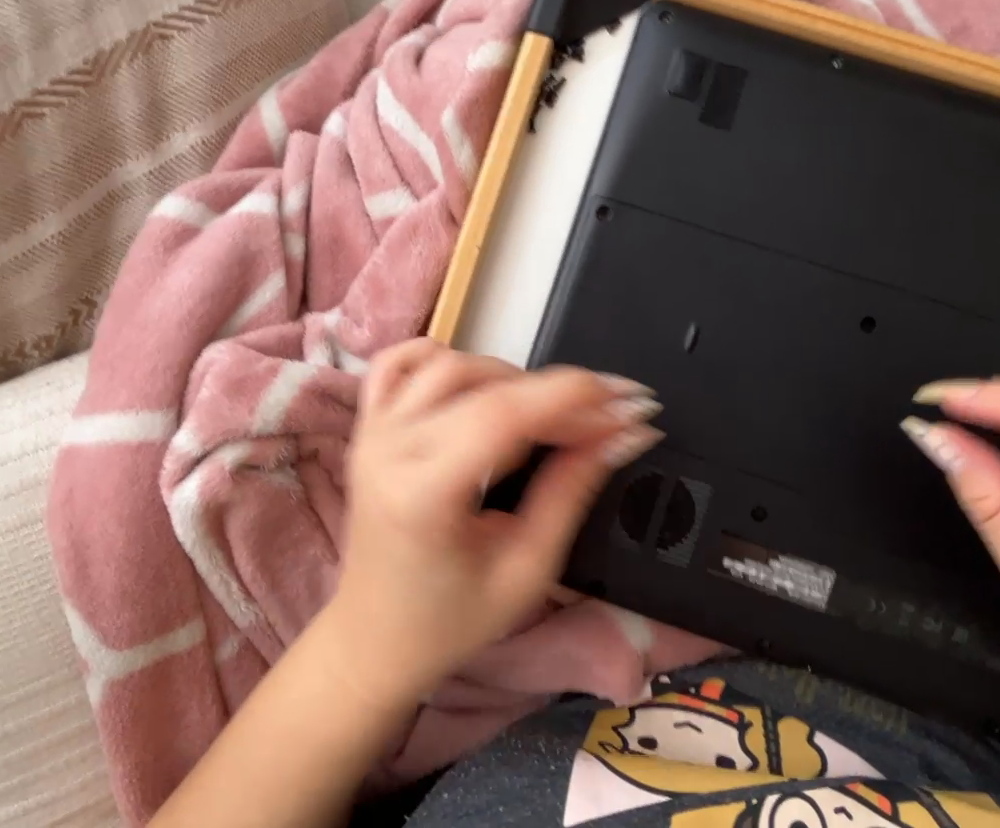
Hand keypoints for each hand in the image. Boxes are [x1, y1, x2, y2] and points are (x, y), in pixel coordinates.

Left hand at [325, 340, 663, 705]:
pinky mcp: (366, 428)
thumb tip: (624, 433)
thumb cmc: (450, 621)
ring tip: (545, 415)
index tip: (633, 401)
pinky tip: (477, 384)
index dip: (576, 399)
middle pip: (483, 384)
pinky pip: (398, 364)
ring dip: (507, 377)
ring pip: (448, 363)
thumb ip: (571, 491)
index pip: (505, 415)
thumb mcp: (526, 571)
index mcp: (422, 494)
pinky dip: (443, 358)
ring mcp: (370, 432)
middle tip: (604, 421)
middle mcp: (387, 449)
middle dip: (558, 393)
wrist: (375, 641)